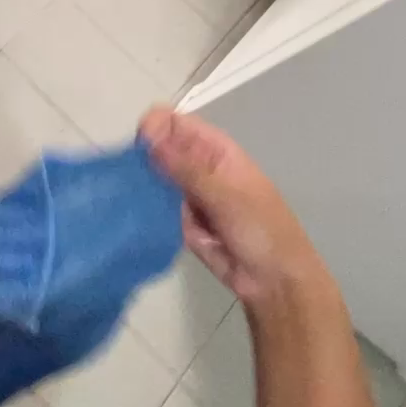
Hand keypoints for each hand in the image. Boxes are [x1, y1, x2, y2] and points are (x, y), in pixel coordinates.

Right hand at [140, 105, 327, 306]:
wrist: (274, 283)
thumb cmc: (262, 231)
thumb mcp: (228, 196)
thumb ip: (187, 169)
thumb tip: (149, 141)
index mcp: (214, 150)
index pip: (175, 123)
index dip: (155, 127)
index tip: (140, 146)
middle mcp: (196, 166)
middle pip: (158, 148)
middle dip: (142, 158)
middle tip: (130, 177)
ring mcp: (185, 193)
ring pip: (152, 177)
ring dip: (141, 184)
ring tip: (132, 198)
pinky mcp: (177, 219)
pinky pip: (154, 205)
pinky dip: (145, 208)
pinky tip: (136, 214)